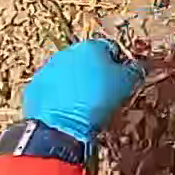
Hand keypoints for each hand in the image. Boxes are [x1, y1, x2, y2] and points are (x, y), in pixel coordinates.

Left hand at [21, 40, 143, 143]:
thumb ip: (136, 70)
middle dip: (99, 73)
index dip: (121, 65)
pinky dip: (63, 96)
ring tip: (89, 103)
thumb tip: (138, 66)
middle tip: (108, 92)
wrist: (62, 127)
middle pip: (90, 60)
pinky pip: (55, 88)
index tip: (124, 79)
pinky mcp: (36, 87)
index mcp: (91, 47)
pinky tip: (72, 109)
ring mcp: (48, 69)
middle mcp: (67, 53)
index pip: (113, 48)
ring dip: (80, 84)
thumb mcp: (128, 84)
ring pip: (71, 73)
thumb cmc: (97, 101)